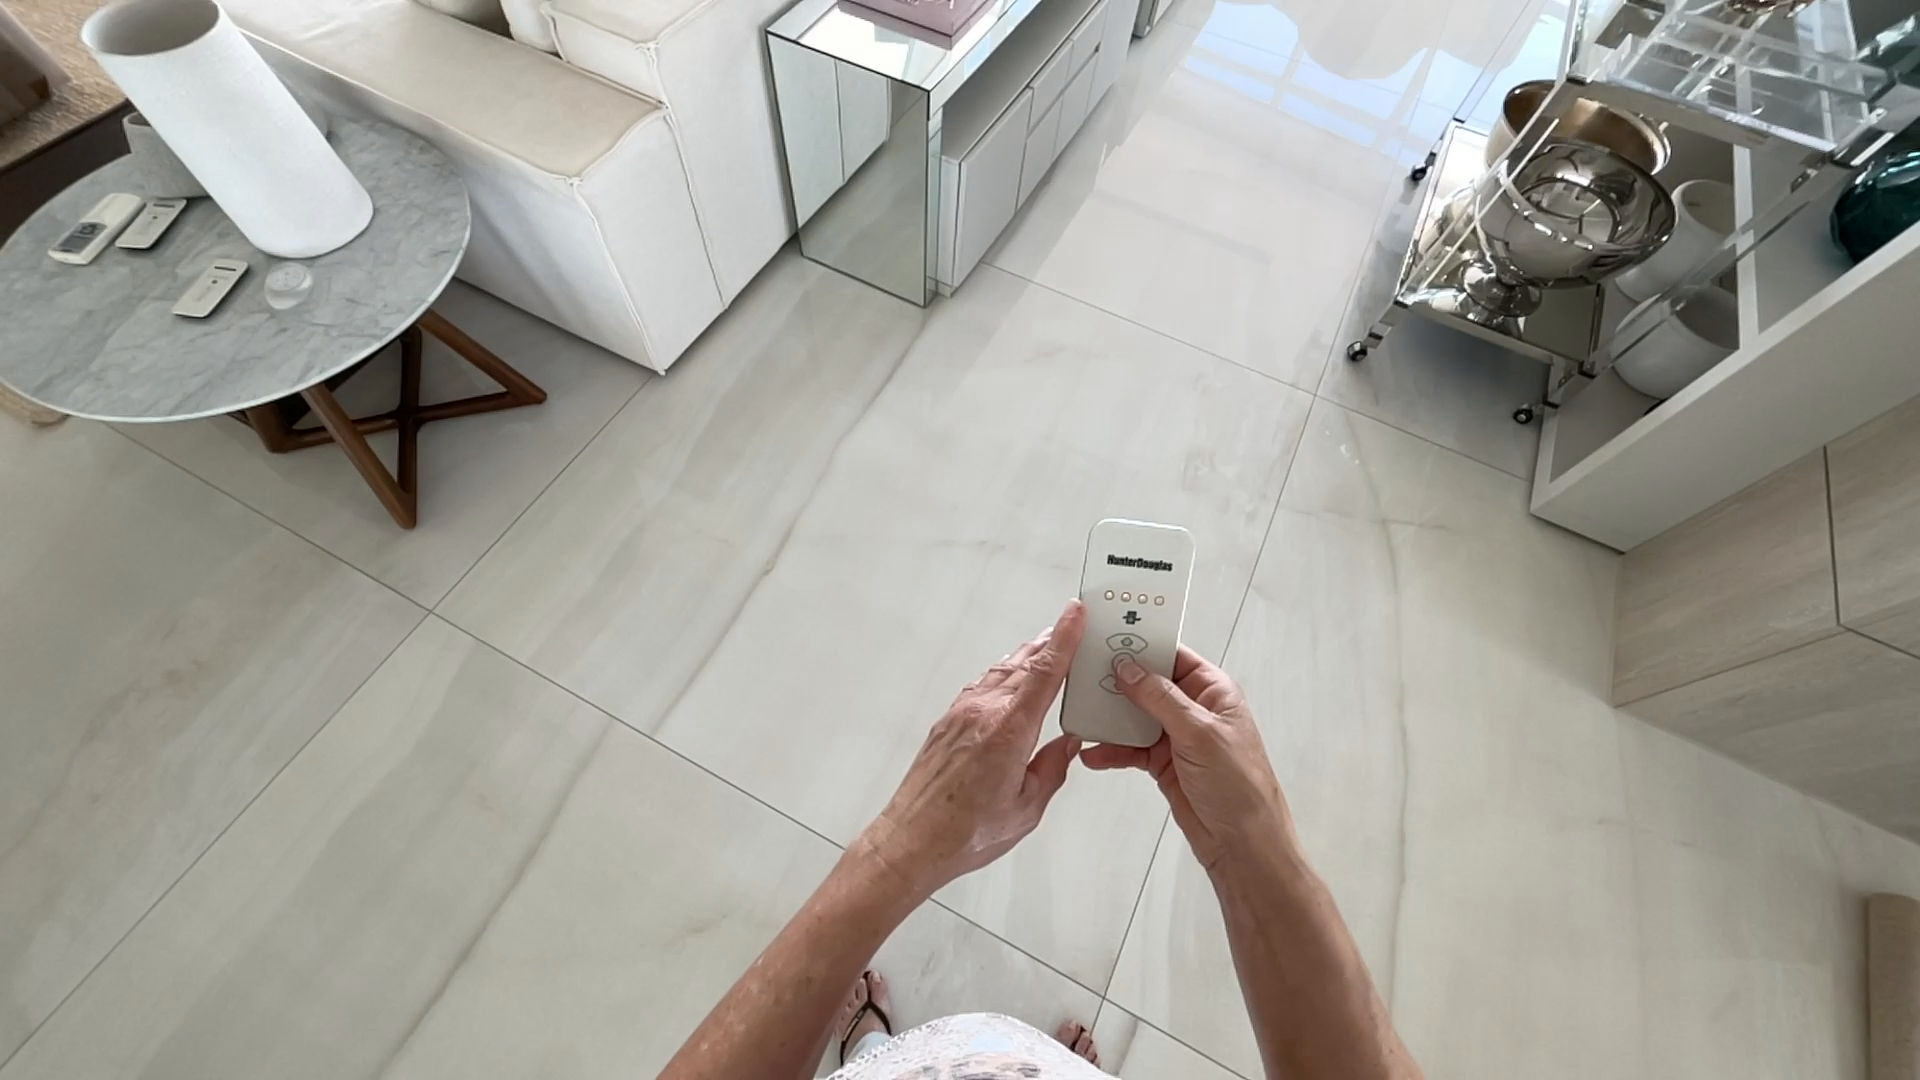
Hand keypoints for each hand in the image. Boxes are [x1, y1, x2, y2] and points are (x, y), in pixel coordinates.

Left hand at [857, 600, 1087, 898]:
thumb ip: (1052, 768)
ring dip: (1026, 657)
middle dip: (1050, 642)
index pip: (1044, 672)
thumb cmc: (965, 832)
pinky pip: (982, 685)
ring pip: (1001, 671)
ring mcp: (962, 714)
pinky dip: (1004, 674)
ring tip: (1046, 647)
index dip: (1064, 638)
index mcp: (1010, 730)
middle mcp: (984, 712)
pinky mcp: (948, 722)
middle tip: (1070, 625)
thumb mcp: (1027, 808)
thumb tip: (1068, 744)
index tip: (1075, 613)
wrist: (912, 839)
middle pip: (1024, 664)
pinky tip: (1010, 678)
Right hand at [1081, 646, 1292, 873]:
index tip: (1112, 637)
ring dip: (1110, 717)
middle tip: (1086, 672)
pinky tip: (1093, 752)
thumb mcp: (1200, 733)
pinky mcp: (1162, 761)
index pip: (1173, 655)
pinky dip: (1111, 750)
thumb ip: (1160, 698)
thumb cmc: (1242, 788)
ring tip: (1083, 713)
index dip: (1144, 645)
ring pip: (1134, 714)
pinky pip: (1129, 747)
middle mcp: (1193, 708)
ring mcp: (1176, 736)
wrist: (1243, 847)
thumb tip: (1129, 668)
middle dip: (1118, 680)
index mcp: (1213, 691)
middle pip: (1147, 682)